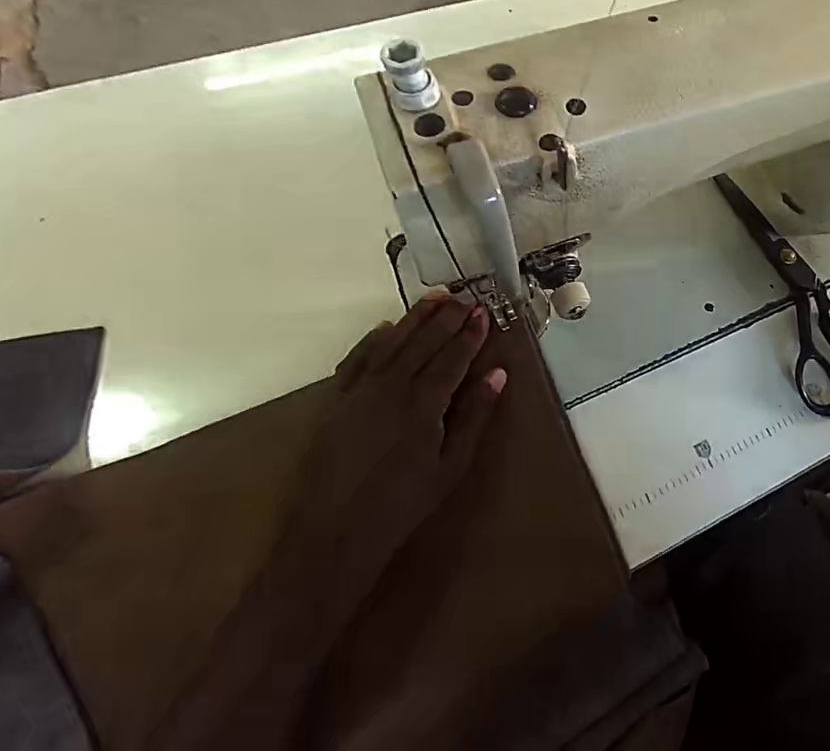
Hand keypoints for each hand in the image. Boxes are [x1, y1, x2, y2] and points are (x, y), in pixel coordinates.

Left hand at [296, 293, 506, 552]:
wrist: (332, 534)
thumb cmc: (403, 503)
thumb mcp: (451, 465)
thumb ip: (474, 415)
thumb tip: (497, 373)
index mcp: (423, 403)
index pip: (453, 356)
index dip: (470, 333)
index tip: (484, 312)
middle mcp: (391, 386)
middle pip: (424, 342)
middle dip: (447, 317)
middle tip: (465, 297)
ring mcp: (358, 390)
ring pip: (391, 342)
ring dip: (414, 318)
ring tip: (434, 297)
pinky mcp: (334, 400)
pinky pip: (356, 358)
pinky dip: (373, 339)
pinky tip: (385, 327)